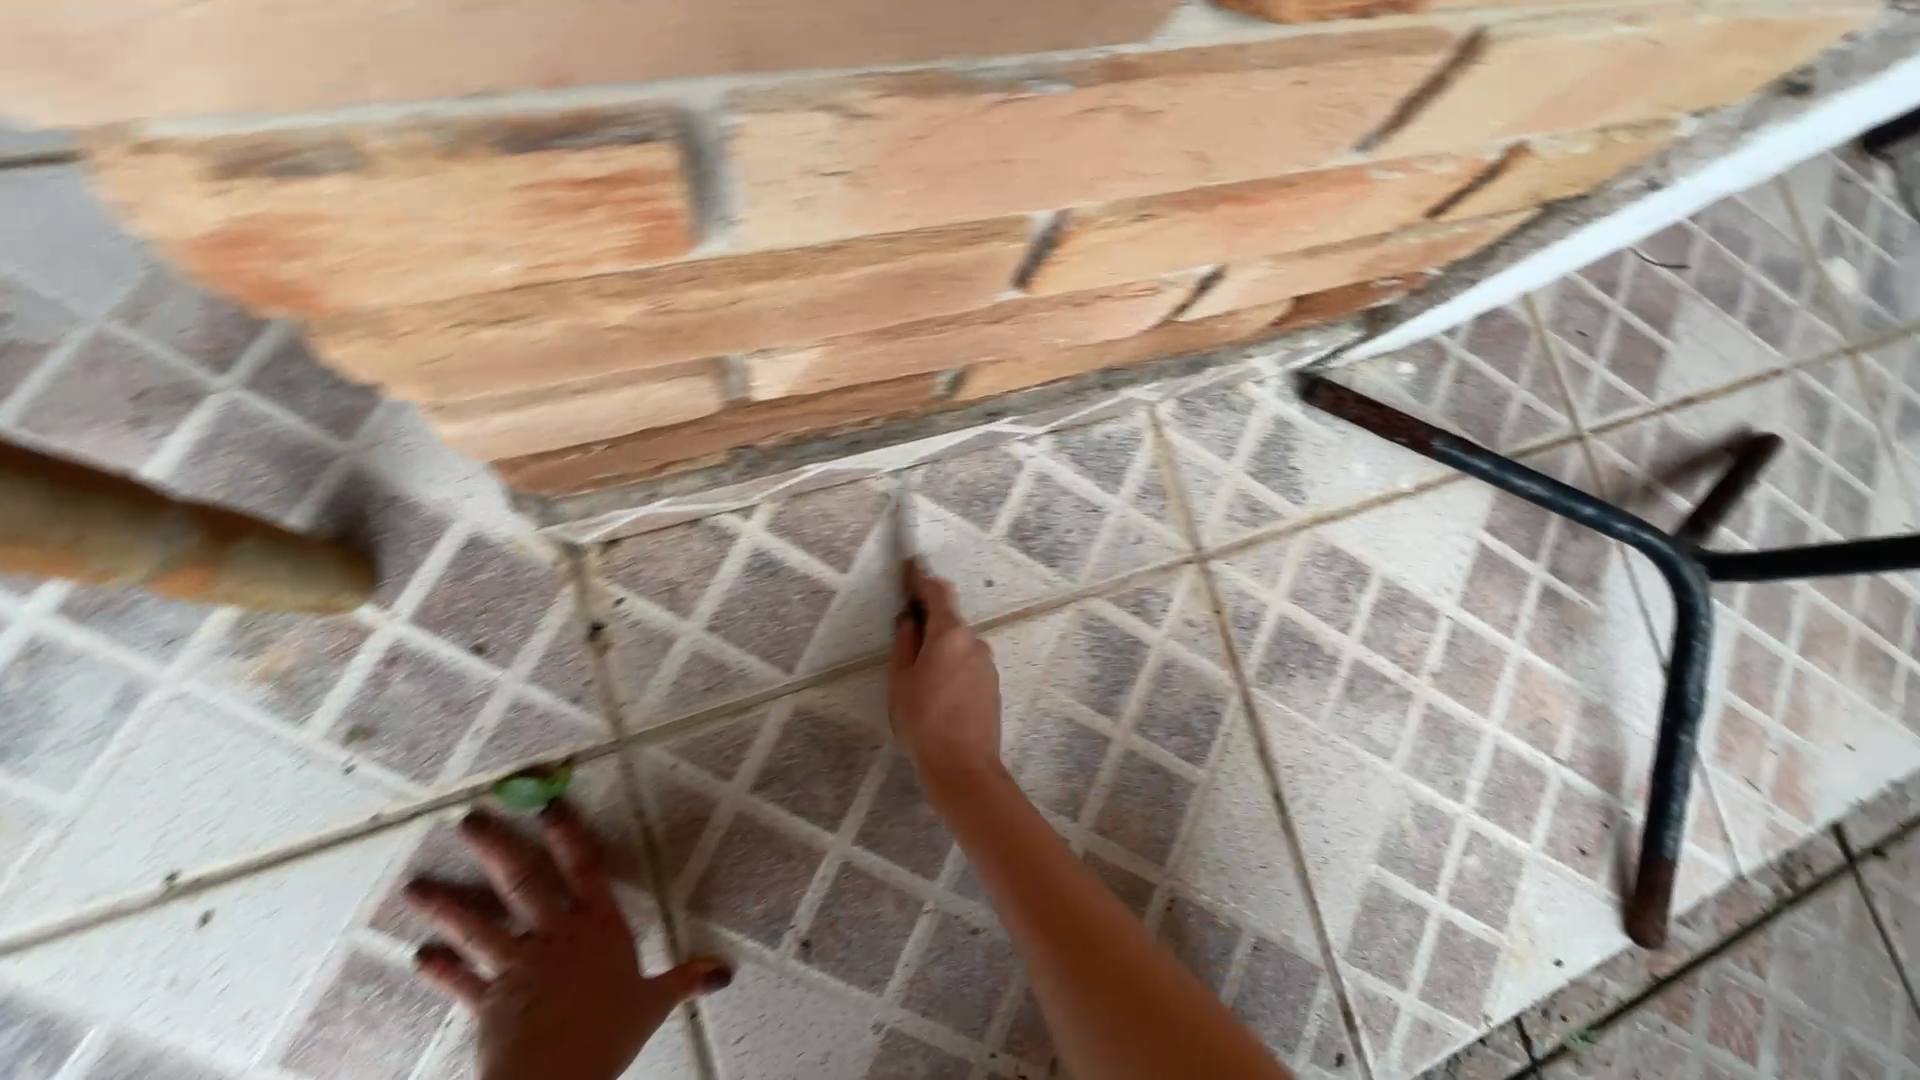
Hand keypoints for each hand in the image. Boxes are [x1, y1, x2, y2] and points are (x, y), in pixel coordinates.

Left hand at [403, 802, 730, 1079]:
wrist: (556, 1077)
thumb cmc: (609, 1034)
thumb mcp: (654, 1004)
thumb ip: (686, 981)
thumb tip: (725, 972)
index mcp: (599, 928)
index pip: (585, 870)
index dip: (568, 836)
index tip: (548, 808)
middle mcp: (555, 935)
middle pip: (524, 882)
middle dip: (497, 848)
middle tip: (471, 820)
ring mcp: (516, 965)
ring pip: (479, 925)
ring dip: (446, 905)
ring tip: (417, 886)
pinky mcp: (487, 999)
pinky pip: (460, 980)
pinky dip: (441, 968)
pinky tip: (421, 954)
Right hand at [888, 561, 1005, 795]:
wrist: (963, 766)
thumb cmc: (923, 721)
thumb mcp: (900, 680)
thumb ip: (904, 644)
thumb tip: (909, 622)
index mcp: (950, 634)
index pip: (939, 593)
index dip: (923, 581)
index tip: (911, 573)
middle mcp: (975, 642)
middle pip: (949, 622)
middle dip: (929, 626)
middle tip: (905, 645)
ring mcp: (988, 665)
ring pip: (959, 647)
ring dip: (942, 652)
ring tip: (920, 682)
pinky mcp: (993, 686)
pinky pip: (968, 666)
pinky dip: (953, 670)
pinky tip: (939, 697)